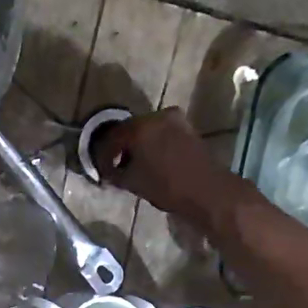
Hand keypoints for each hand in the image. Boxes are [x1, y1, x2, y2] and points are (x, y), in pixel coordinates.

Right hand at [92, 107, 249, 222]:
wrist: (206, 191)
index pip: (112, 137)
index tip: (101, 168)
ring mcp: (175, 120)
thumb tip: (108, 172)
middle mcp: (156, 116)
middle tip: (114, 164)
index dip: (104, 155)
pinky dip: (153, 143)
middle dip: (121, 146)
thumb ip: (115, 174)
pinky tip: (150, 159)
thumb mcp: (133, 183)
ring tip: (132, 163)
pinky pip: (162, 132)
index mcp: (139, 127)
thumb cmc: (166, 187)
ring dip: (138, 144)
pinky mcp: (187, 128)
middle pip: (130, 129)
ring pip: (147, 129)